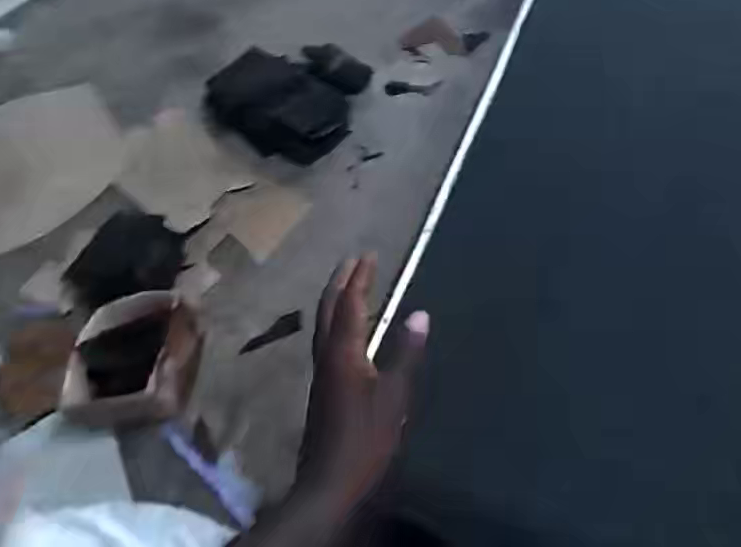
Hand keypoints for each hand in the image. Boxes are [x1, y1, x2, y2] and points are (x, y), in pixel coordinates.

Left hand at [295, 254, 429, 511]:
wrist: (328, 485)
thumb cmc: (364, 439)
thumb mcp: (394, 396)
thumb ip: (406, 353)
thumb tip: (420, 313)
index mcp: (343, 350)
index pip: (350, 303)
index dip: (360, 277)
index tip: (369, 254)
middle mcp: (326, 354)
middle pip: (328, 307)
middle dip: (341, 281)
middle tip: (354, 261)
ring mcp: (320, 371)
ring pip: (323, 322)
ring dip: (336, 298)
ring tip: (349, 285)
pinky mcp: (322, 386)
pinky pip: (326, 337)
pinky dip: (336, 319)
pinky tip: (347, 329)